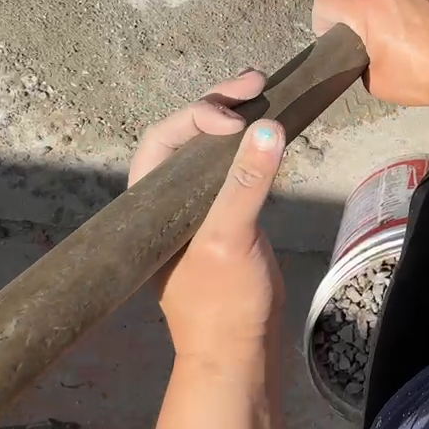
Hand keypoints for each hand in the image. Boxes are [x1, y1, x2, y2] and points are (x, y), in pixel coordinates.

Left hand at [130, 69, 286, 357]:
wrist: (241, 348)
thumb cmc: (221, 301)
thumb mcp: (230, 239)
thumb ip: (247, 184)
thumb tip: (269, 127)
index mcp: (153, 203)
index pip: (164, 138)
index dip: (198, 117)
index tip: (238, 119)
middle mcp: (172, 197)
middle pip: (189, 134)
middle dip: (220, 103)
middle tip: (257, 80)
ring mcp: (203, 204)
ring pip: (214, 146)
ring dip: (239, 116)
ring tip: (266, 89)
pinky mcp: (232, 212)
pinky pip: (238, 164)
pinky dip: (255, 141)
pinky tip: (274, 129)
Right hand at [311, 0, 428, 106]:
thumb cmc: (425, 76)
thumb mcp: (377, 82)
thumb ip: (361, 64)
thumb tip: (365, 58)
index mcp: (367, 8)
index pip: (326, 2)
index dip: (320, 22)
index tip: (330, 39)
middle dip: (342, 6)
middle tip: (351, 31)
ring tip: (371, 9)